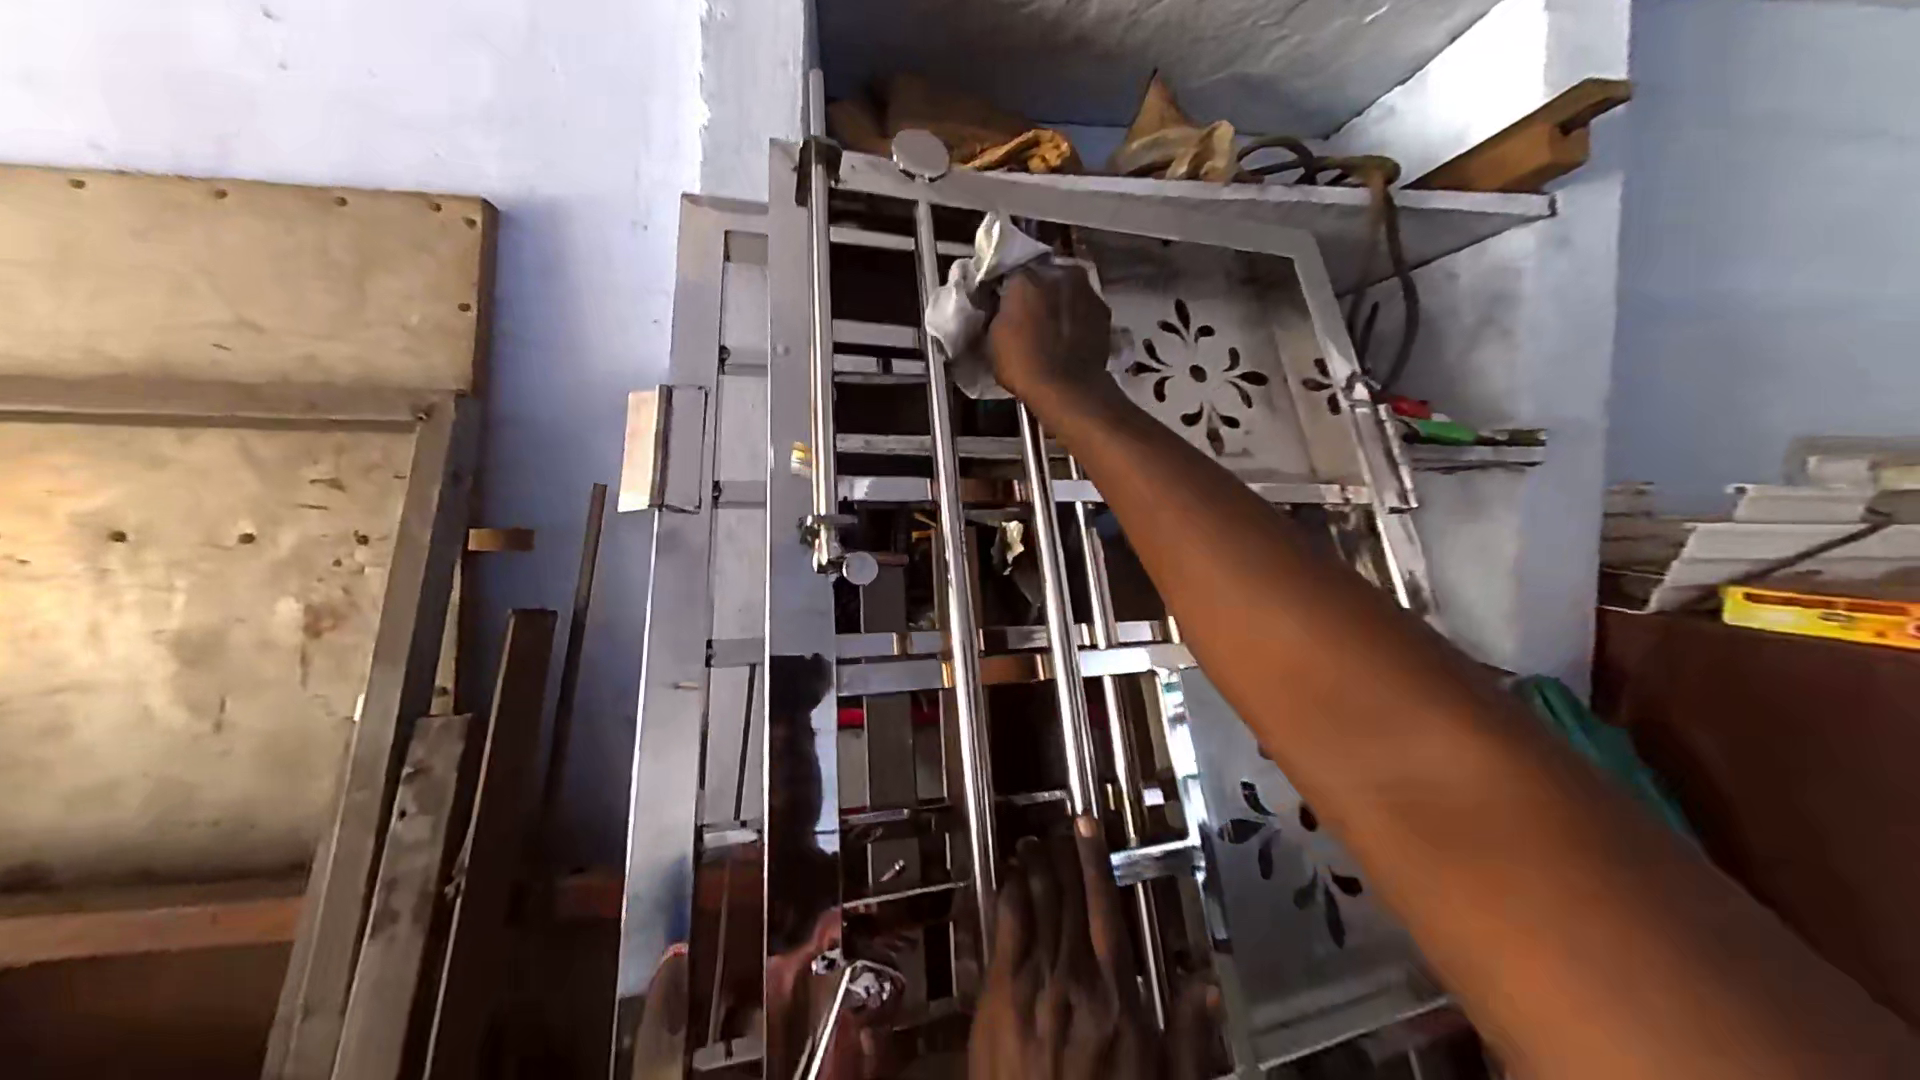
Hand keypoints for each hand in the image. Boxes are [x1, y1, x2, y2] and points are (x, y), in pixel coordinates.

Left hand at [969, 817, 1215, 1079]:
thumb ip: (1188, 1037)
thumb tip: (1208, 987)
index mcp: (1117, 995)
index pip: (1104, 908)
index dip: (1093, 861)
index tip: (1086, 826)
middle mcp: (1075, 976)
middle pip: (1067, 898)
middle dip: (1061, 858)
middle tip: (1055, 829)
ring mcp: (1034, 982)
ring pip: (1037, 904)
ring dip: (1034, 868)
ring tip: (1032, 843)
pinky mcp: (1000, 993)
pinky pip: (1006, 928)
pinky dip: (1009, 895)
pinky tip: (1010, 877)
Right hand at [985, 265, 1115, 407]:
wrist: (1067, 387)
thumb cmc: (1022, 364)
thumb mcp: (993, 337)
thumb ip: (1001, 313)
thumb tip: (1006, 307)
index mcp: (1025, 276)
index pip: (1012, 275)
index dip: (1009, 292)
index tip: (1007, 307)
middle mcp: (1058, 273)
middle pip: (1044, 277)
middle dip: (1038, 292)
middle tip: (1033, 315)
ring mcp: (1086, 289)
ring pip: (1068, 290)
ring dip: (1061, 301)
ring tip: (1055, 327)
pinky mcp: (1104, 310)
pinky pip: (1085, 307)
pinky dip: (1079, 316)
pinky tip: (1072, 335)